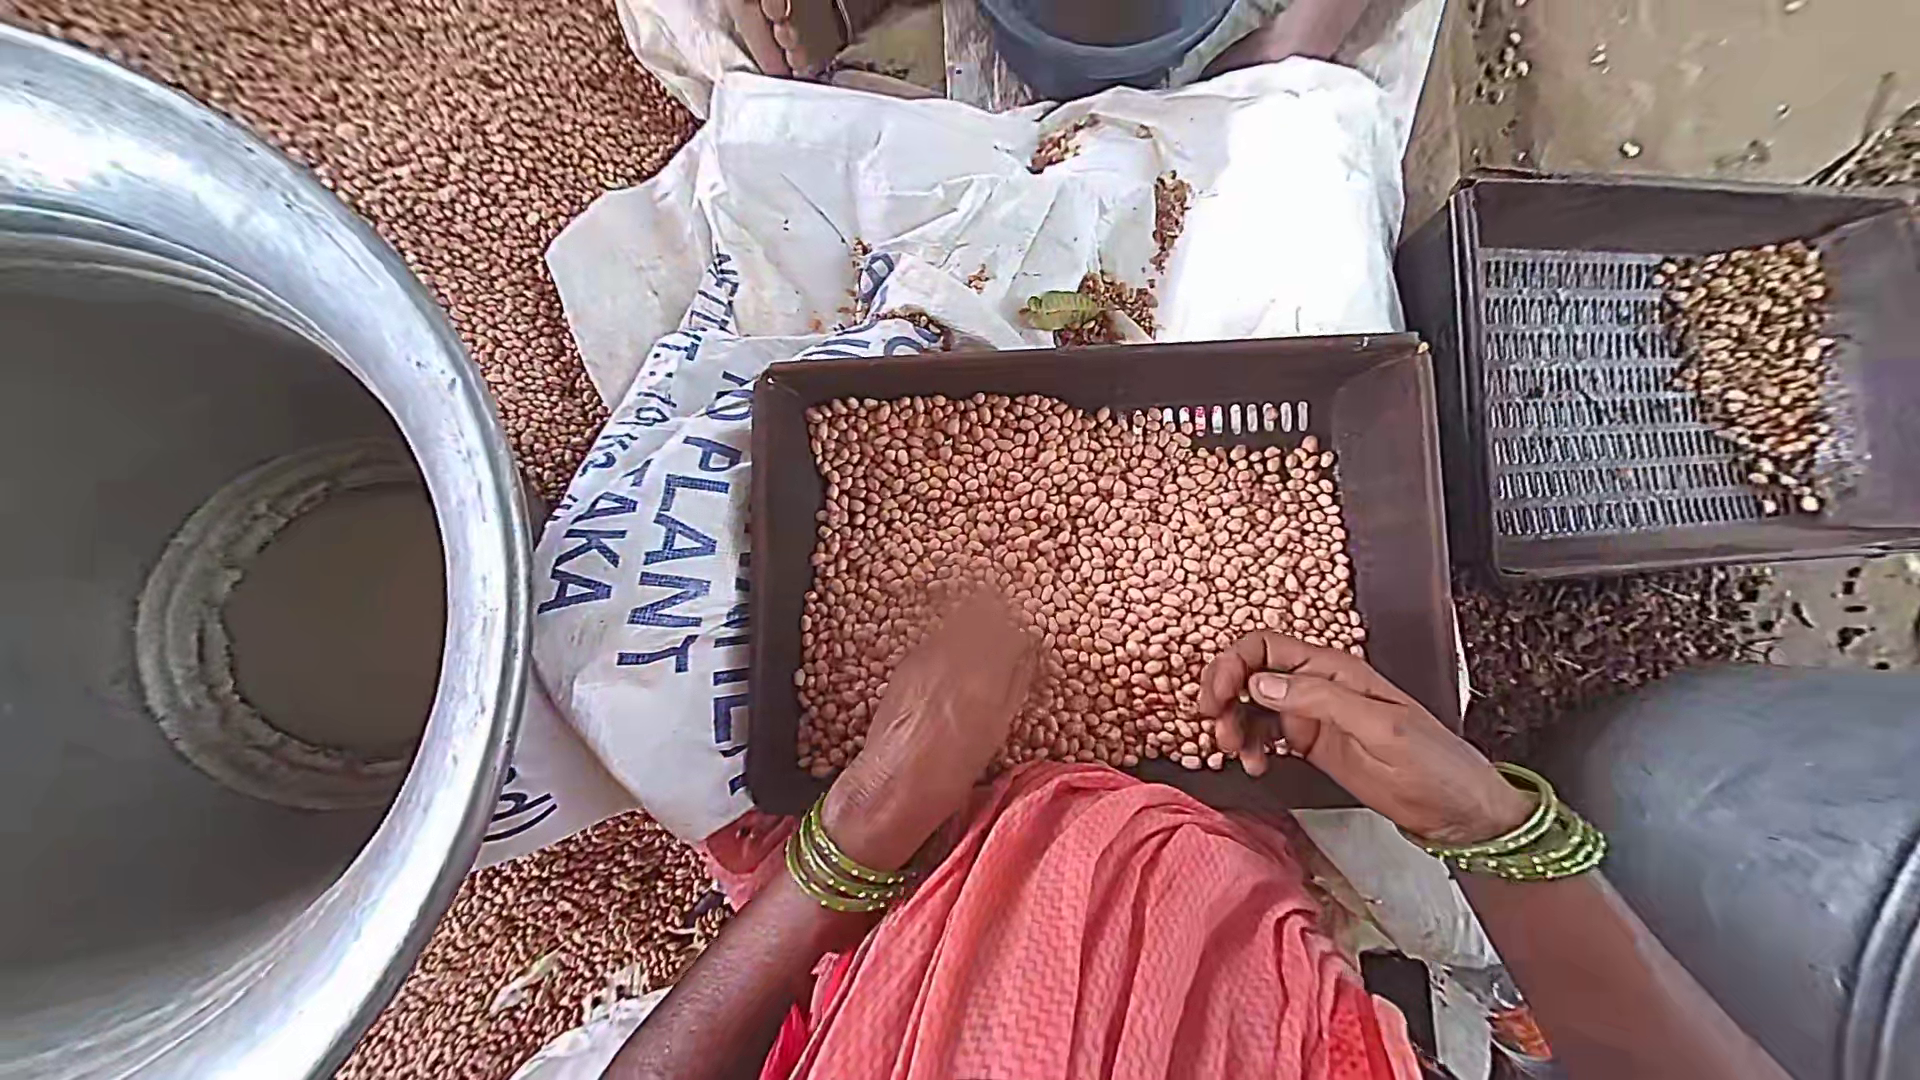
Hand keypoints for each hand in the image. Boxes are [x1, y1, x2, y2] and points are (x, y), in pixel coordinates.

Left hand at [821, 596, 1035, 868]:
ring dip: (973, 627)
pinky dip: (949, 642)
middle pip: (984, 617)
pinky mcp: (907, 661)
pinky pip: (936, 638)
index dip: (1022, 638)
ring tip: (978, 647)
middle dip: (998, 623)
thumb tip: (1027, 656)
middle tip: (1004, 640)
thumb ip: (1014, 684)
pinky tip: (950, 664)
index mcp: (986, 674)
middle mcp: (956, 655)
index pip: (1013, 634)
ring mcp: (927, 654)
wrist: (894, 783)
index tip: (1026, 646)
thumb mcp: (996, 729)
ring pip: (958, 622)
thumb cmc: (953, 769)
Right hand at [1196, 632, 1532, 844]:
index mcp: (1331, 669)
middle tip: (1216, 724)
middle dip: (1224, 694)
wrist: (1461, 814)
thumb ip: (1320, 699)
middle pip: (1247, 672)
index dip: (1233, 664)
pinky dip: (1247, 745)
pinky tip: (1255, 762)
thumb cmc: (1435, 765)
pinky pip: (1260, 732)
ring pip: (1248, 703)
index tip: (1220, 695)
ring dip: (1232, 724)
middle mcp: (1313, 685)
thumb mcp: (1382, 728)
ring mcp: (1307, 713)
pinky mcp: (1305, 741)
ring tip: (1235, 751)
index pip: (1264, 647)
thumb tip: (1260, 684)